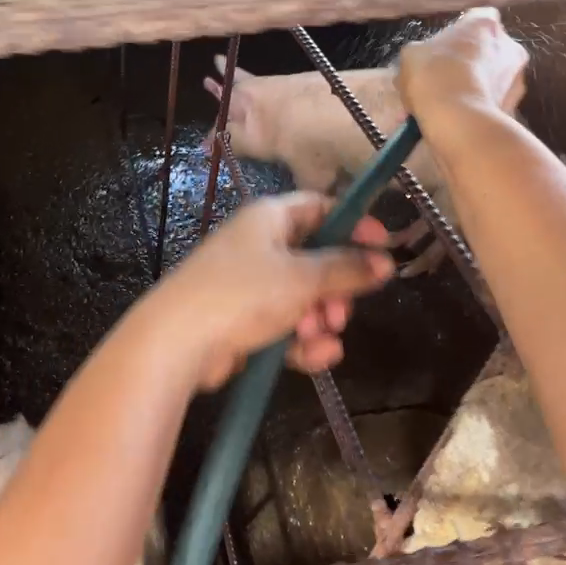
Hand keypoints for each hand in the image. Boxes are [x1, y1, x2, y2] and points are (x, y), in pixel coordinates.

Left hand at [154, 193, 393, 390]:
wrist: (180, 340)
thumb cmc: (242, 294)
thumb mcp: (301, 277)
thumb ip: (346, 269)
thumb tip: (385, 262)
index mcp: (269, 218)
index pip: (319, 207)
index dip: (353, 224)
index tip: (384, 247)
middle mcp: (259, 245)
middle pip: (316, 258)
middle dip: (336, 289)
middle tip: (340, 312)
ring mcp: (250, 284)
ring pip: (305, 297)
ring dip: (319, 319)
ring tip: (316, 337)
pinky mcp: (245, 322)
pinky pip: (287, 327)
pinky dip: (302, 342)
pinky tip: (312, 357)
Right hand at [398, 7, 529, 136]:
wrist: (456, 118)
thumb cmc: (432, 74)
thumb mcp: (411, 55)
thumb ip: (424, 51)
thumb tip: (425, 59)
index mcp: (484, 23)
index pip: (478, 18)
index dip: (461, 32)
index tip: (446, 46)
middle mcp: (510, 45)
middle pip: (490, 48)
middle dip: (472, 60)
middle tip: (446, 75)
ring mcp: (518, 77)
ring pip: (495, 76)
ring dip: (478, 84)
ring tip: (449, 101)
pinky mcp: (515, 106)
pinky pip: (494, 101)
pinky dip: (480, 106)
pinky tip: (458, 116)